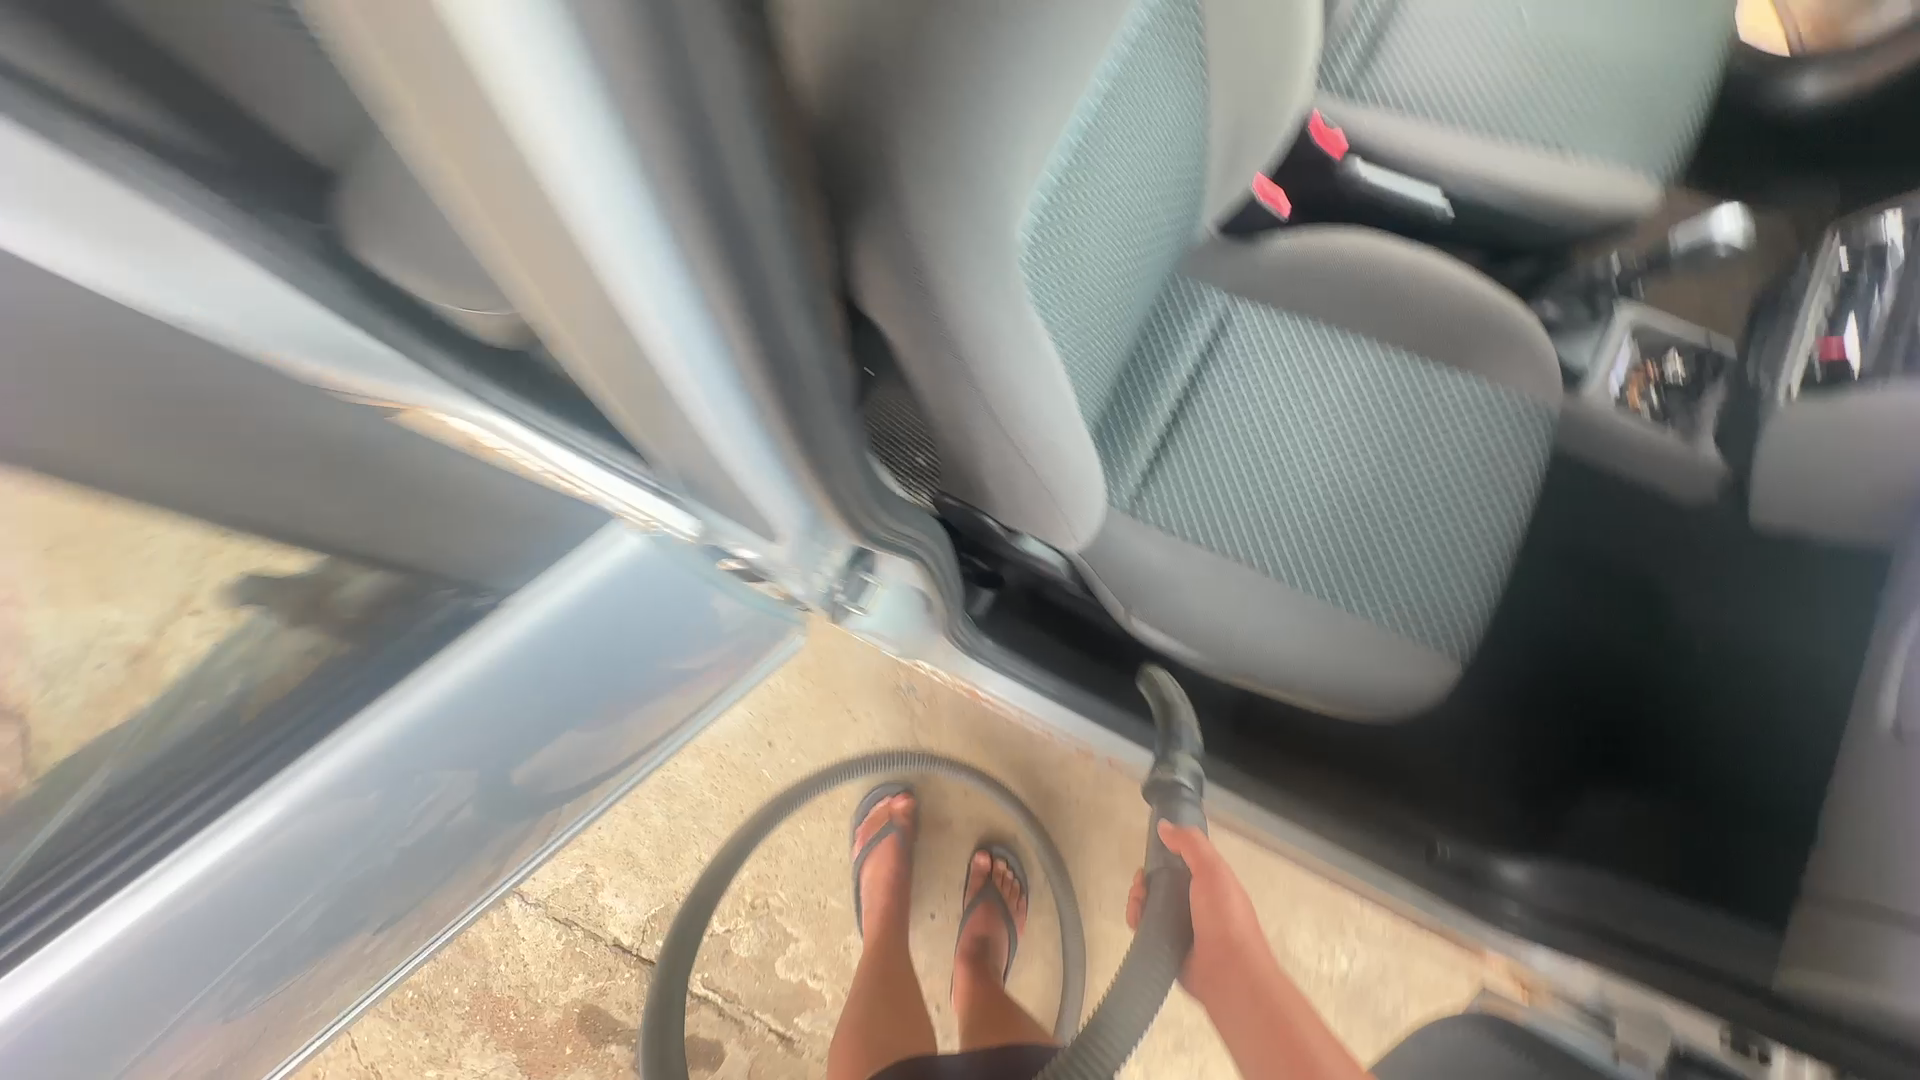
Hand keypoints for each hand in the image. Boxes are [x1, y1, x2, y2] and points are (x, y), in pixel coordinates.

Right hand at [1127, 820, 1272, 1010]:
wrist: (1230, 974)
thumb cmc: (1225, 917)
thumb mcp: (1213, 871)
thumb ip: (1190, 844)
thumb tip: (1163, 826)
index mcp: (1209, 884)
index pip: (1181, 863)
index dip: (1163, 855)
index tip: (1150, 853)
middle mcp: (1195, 904)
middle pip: (1161, 883)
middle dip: (1145, 879)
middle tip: (1140, 884)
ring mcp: (1181, 927)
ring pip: (1150, 905)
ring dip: (1138, 899)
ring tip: (1138, 904)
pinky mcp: (1167, 948)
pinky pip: (1145, 929)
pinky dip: (1137, 921)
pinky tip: (1137, 921)